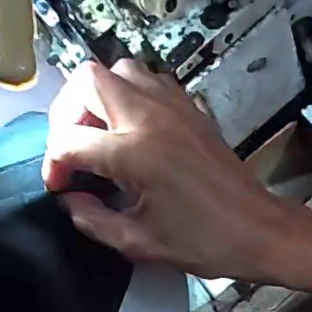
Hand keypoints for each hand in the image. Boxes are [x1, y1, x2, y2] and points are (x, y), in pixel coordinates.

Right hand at [42, 59, 311, 281]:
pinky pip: (149, 79)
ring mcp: (173, 105)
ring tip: (97, 132)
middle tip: (70, 147)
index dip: (53, 163)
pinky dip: (129, 93)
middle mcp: (150, 116)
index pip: (70, 140)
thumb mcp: (136, 242)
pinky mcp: (190, 107)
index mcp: (134, 152)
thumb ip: (91, 218)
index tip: (59, 185)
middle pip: (86, 81)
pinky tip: (129, 127)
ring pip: (119, 69)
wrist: (258, 229)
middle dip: (66, 113)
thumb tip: (68, 198)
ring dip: (97, 95)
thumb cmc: (201, 241)